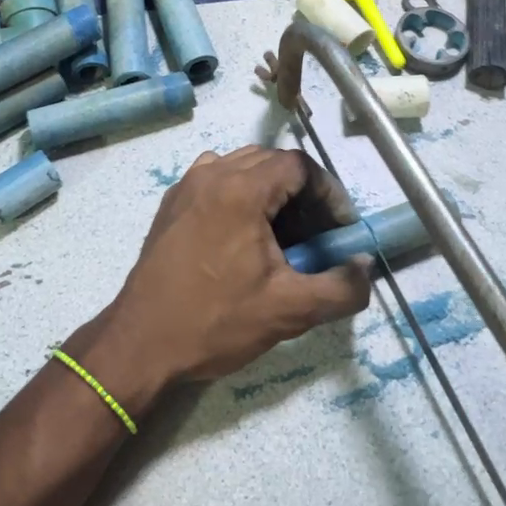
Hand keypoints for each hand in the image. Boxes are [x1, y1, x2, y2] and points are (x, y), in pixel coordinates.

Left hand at [72, 147, 372, 405]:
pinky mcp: (171, 205)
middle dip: (303, 193)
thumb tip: (365, 267)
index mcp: (241, 190)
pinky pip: (216, 181)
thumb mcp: (288, 310)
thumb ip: (340, 287)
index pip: (300, 166)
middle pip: (272, 162)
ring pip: (243, 168)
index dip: (329, 193)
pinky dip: (240, 195)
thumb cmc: (214, 322)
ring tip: (284, 235)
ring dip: (271, 192)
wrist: (140, 344)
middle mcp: (212, 174)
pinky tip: (245, 237)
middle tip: (318, 235)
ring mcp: (186, 186)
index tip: (341, 228)